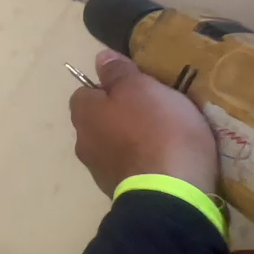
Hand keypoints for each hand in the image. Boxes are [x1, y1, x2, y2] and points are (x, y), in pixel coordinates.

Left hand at [68, 49, 217, 195]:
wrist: (170, 195)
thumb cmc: (156, 131)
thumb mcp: (141, 88)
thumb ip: (119, 73)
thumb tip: (100, 58)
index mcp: (83, 113)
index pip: (86, 91)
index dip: (111, 87)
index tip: (139, 89)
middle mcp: (83, 141)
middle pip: (100, 119)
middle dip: (123, 115)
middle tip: (157, 112)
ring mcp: (99, 170)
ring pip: (114, 145)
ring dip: (134, 141)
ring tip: (167, 139)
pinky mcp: (119, 191)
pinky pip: (130, 168)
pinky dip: (144, 163)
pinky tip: (167, 163)